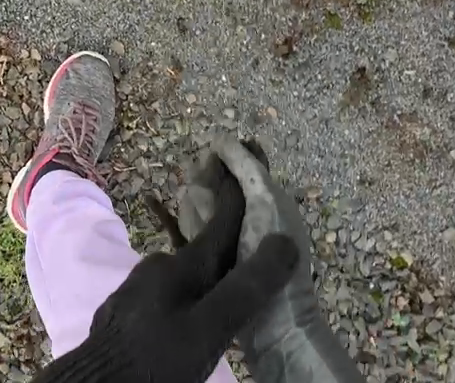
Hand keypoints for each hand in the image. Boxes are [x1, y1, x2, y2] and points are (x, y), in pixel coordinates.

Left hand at [34, 163, 298, 382]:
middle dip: (229, 236)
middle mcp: (160, 267)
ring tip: (236, 270)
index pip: (219, 227)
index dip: (237, 201)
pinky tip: (202, 303)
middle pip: (205, 248)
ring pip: (189, 271)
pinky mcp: (135, 309)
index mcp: (181, 266)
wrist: (100, 382)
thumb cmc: (155, 357)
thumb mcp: (208, 328)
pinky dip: (196, 287)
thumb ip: (244, 289)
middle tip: (254, 229)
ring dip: (212, 267)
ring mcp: (144, 287)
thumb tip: (283, 242)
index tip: (247, 168)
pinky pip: (175, 290)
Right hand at [177, 138, 367, 382]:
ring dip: (196, 211)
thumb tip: (218, 136)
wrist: (268, 318)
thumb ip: (245, 166)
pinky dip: (184, 225)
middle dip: (203, 188)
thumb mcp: (266, 201)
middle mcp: (241, 205)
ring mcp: (221, 228)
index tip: (208, 164)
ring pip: (191, 199)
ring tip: (206, 231)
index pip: (228, 158)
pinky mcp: (203, 248)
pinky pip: (183, 223)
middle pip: (205, 176)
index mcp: (262, 192)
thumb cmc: (271, 253)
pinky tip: (189, 233)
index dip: (215, 158)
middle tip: (209, 205)